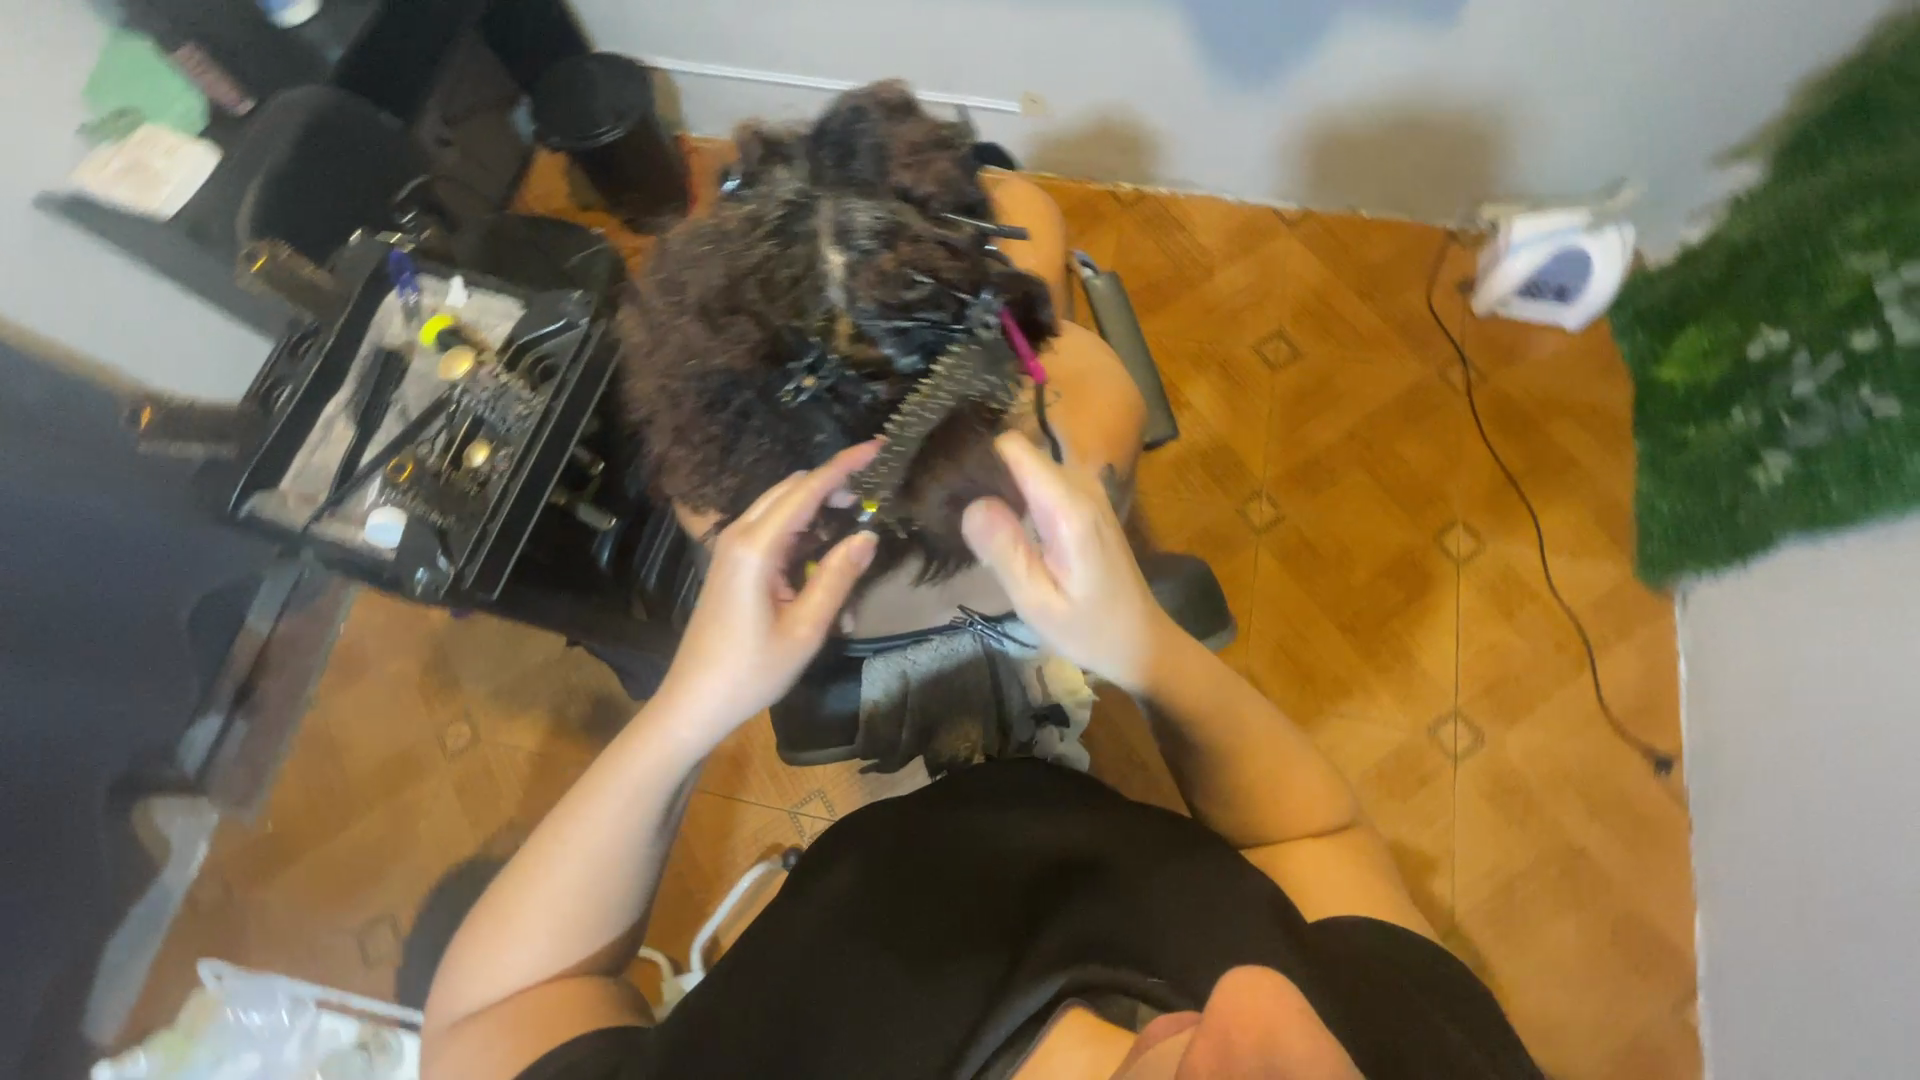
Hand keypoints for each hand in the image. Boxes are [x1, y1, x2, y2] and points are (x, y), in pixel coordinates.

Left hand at [651, 442, 881, 743]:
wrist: (695, 701)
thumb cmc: (751, 671)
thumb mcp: (806, 629)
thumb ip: (838, 577)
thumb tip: (868, 534)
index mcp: (756, 548)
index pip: (806, 489)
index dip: (844, 466)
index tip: (877, 447)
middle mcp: (739, 536)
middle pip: (791, 488)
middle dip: (832, 483)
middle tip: (873, 496)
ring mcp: (732, 549)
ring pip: (781, 507)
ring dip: (817, 507)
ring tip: (855, 523)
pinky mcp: (733, 564)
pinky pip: (772, 530)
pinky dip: (802, 530)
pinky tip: (825, 552)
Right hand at [961, 434, 1176, 691]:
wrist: (1141, 640)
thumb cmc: (1090, 630)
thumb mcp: (1038, 602)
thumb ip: (1006, 551)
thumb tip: (971, 504)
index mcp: (1068, 507)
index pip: (1012, 447)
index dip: (980, 461)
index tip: (954, 491)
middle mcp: (1081, 486)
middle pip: (1019, 453)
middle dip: (987, 476)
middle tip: (959, 518)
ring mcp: (1088, 491)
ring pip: (1029, 465)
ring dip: (1001, 488)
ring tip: (979, 528)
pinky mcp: (1087, 502)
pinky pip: (1042, 481)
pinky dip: (1019, 497)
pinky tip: (1007, 532)